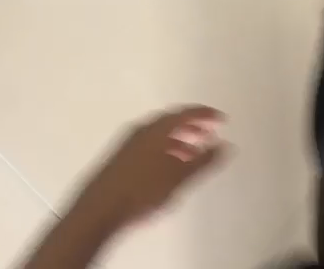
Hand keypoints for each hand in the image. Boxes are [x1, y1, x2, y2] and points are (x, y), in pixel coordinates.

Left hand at [69, 106, 228, 233]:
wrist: (97, 210)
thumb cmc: (141, 189)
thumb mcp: (179, 177)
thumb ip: (204, 161)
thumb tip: (225, 146)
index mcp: (158, 127)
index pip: (187, 112)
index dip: (206, 114)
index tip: (221, 118)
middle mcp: (143, 128)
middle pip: (172, 121)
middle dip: (192, 128)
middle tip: (207, 135)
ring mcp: (129, 142)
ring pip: (159, 135)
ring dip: (177, 141)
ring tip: (190, 157)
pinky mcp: (120, 157)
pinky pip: (148, 145)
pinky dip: (163, 150)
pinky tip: (166, 169)